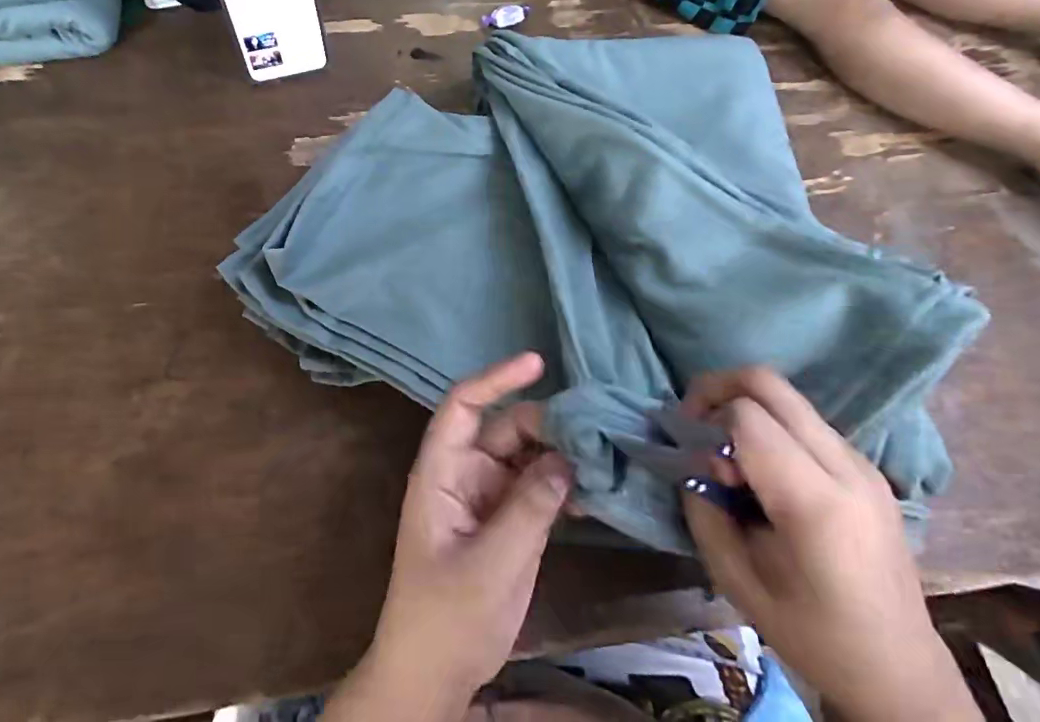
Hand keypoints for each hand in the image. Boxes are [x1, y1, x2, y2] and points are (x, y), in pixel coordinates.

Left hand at [326, 353, 571, 721]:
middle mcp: (466, 474)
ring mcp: (490, 497)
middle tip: (594, 435)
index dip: (496, 379)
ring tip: (604, 459)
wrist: (436, 675)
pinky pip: (540, 487)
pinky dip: (565, 485)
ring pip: (529, 456)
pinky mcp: (511, 521)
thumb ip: (529, 508)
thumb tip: (568, 460)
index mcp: (442, 472)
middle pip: (506, 428)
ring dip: (563, 454)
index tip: (538, 364)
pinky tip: (595, 493)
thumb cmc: (447, 616)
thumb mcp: (490, 564)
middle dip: (547, 426)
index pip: (463, 407)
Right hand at [680, 368, 981, 721]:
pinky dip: (770, 423)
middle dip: (718, 388)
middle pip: (769, 383)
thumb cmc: (811, 635)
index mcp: (815, 503)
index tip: (693, 457)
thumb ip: (705, 507)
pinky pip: (805, 420)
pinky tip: (761, 467)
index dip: (706, 422)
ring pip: (787, 396)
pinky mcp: (866, 465)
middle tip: (694, 422)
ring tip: (728, 452)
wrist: (899, 669)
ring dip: (745, 406)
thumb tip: (695, 457)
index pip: (747, 416)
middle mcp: (845, 467)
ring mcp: (862, 462)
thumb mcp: (736, 579)